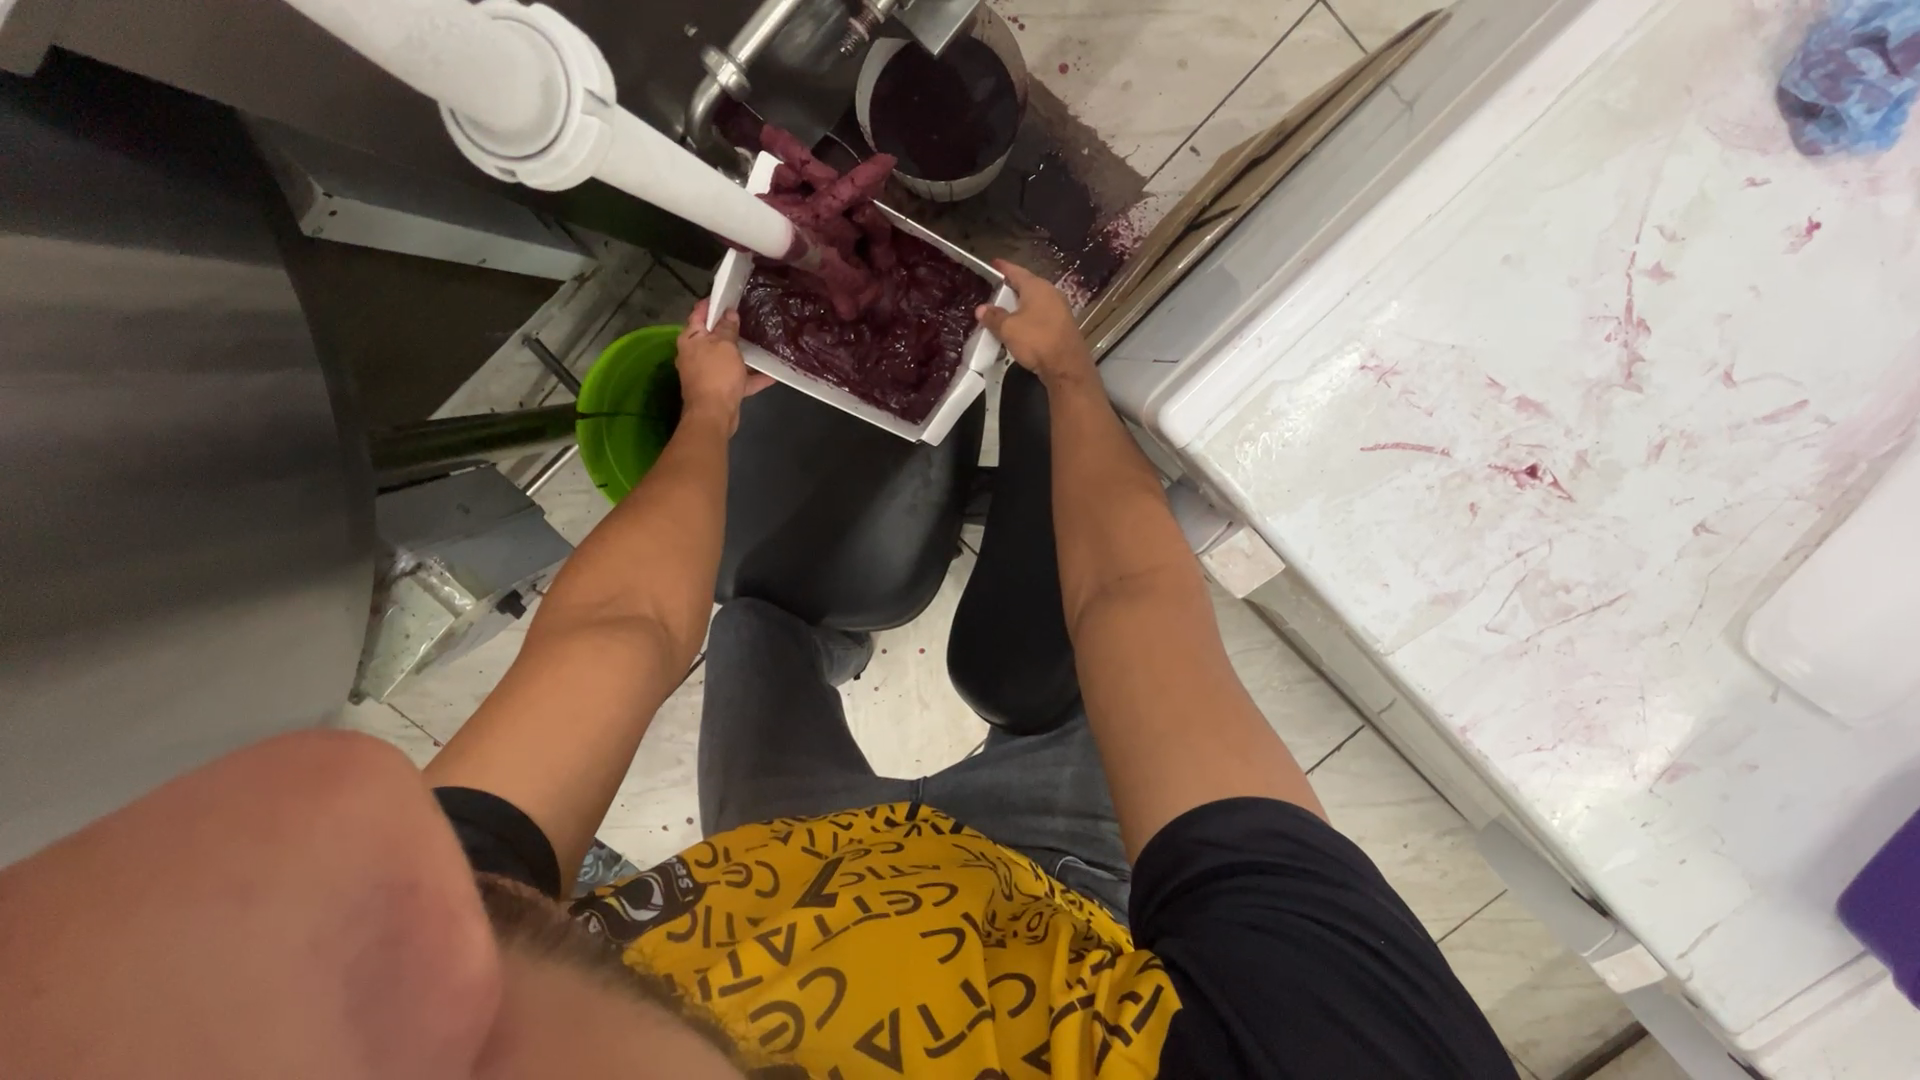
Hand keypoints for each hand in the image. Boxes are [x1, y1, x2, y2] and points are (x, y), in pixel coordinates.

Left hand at [676, 300, 774, 433]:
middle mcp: (695, 354)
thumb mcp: (724, 345)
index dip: (713, 303)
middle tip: (749, 317)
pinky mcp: (720, 390)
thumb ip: (727, 328)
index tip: (729, 295)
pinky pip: (738, 378)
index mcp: (691, 339)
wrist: (713, 414)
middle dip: (730, 328)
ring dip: (743, 354)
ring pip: (727, 358)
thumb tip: (729, 313)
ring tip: (762, 344)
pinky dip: (752, 377)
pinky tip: (772, 374)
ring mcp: (707, 373)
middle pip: (714, 336)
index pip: (699, 313)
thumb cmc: (716, 374)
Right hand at [975, 260, 1095, 386]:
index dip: (1003, 268)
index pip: (1016, 271)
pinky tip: (1019, 326)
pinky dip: (1028, 317)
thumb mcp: (1008, 329)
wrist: (1066, 366)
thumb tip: (981, 309)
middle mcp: (1050, 293)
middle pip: (1027, 286)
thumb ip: (993, 317)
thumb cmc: (1036, 340)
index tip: (993, 264)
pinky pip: (1040, 316)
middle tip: (994, 290)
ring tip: (1004, 309)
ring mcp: (1059, 309)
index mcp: (1037, 287)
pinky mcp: (1062, 325)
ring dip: (1019, 305)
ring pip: (1034, 302)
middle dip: (1010, 288)